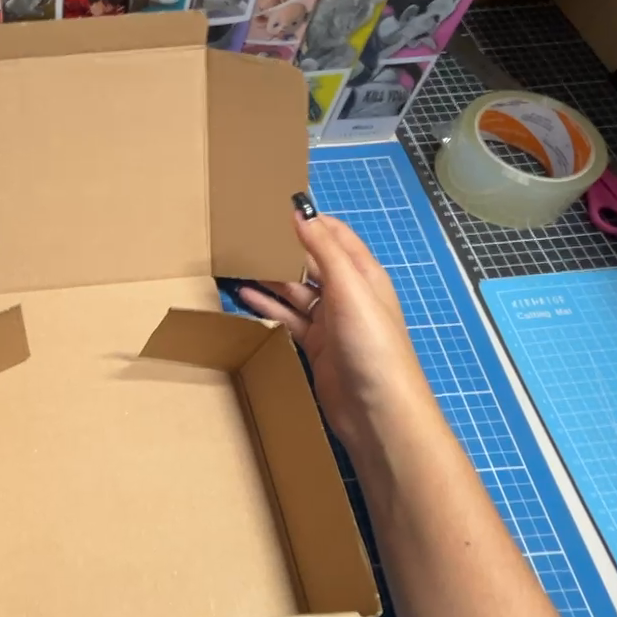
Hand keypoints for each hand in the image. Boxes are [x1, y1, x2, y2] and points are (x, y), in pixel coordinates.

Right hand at [237, 197, 441, 454]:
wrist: (378, 411)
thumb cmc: (371, 344)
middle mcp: (348, 294)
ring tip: (238, 262)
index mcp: (363, 274)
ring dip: (271, 277)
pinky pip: (288, 317)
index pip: (335, 236)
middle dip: (284, 247)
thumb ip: (324, 250)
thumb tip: (300, 212)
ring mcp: (331, 321)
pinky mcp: (316, 345)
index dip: (310, 219)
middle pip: (311, 262)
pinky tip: (244, 295)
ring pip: (296, 290)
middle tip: (247, 233)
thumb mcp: (350, 289)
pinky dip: (268, 305)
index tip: (275, 205)